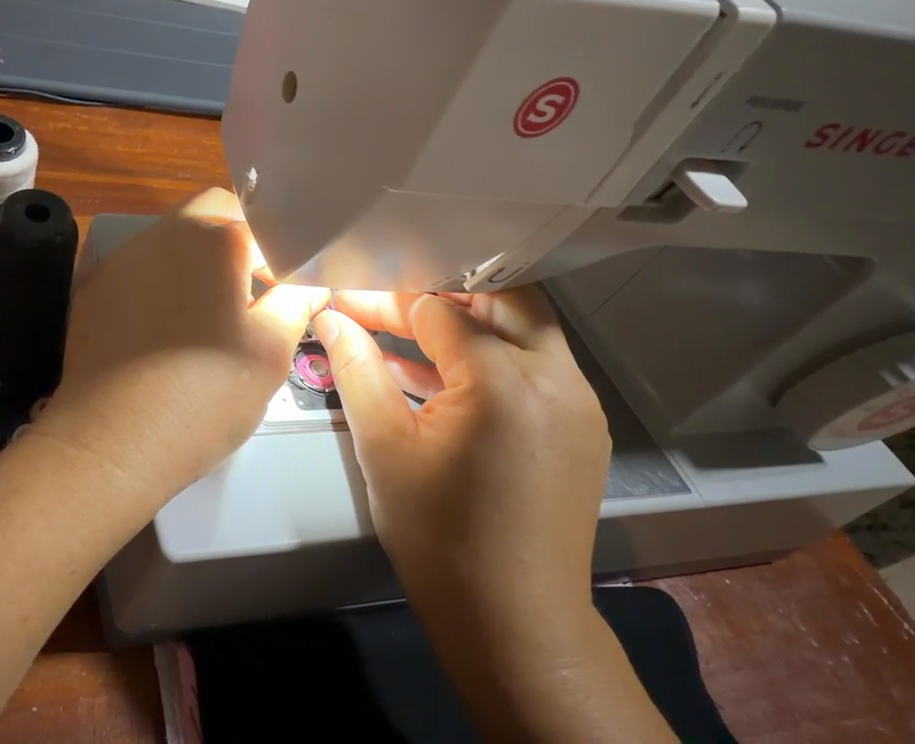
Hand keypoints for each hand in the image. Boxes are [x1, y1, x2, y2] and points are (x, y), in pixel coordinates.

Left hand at [33, 188, 328, 502]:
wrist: (109, 440)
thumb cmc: (202, 396)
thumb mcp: (269, 355)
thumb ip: (294, 306)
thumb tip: (309, 286)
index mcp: (215, 241)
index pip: (261, 225)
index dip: (279, 255)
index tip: (285, 290)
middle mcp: (165, 234)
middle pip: (210, 211)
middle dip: (235, 236)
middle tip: (250, 288)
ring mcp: (122, 258)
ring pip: (169, 236)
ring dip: (194, 257)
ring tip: (207, 310)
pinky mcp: (92, 286)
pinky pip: (136, 267)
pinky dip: (156, 281)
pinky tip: (162, 326)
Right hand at [312, 288, 609, 622]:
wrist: (514, 620)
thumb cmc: (437, 534)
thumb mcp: (383, 446)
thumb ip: (357, 368)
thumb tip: (331, 316)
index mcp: (505, 381)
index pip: (439, 310)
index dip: (387, 303)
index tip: (348, 303)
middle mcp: (558, 378)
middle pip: (500, 299)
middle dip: (442, 292)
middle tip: (389, 304)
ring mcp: (580, 403)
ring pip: (525, 329)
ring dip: (471, 323)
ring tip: (408, 335)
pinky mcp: (584, 427)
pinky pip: (539, 367)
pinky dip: (494, 359)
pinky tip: (442, 379)